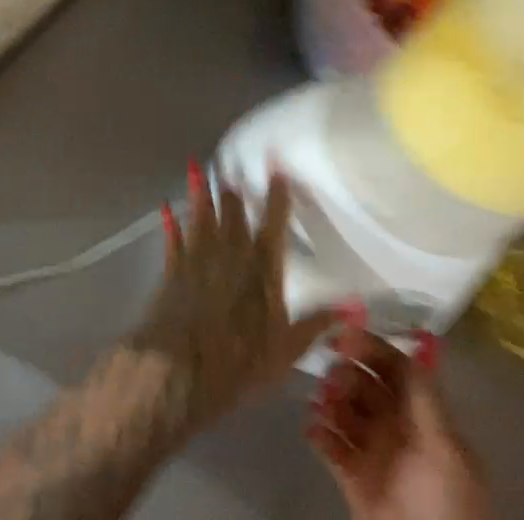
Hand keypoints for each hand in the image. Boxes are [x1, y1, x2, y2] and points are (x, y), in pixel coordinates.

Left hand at [128, 164, 333, 431]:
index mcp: (263, 268)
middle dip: (232, 185)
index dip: (275, 193)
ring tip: (195, 165)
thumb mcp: (289, 348)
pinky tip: (166, 206)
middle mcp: (230, 253)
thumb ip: (318, 322)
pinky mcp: (172, 269)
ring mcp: (197, 258)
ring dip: (199, 191)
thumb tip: (357, 304)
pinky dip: (170, 222)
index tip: (275, 164)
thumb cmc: (241, 361)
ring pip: (200, 216)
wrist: (180, 366)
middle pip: (232, 212)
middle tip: (229, 158)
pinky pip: (172, 238)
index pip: (273, 222)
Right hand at [309, 328, 489, 519]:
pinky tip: (313, 431)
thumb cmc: (441, 503)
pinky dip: (318, 434)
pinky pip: (328, 444)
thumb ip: (425, 399)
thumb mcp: (442, 449)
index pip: (399, 370)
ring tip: (321, 408)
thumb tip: (416, 343)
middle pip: (366, 386)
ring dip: (329, 402)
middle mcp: (398, 429)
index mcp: (425, 420)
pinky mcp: (350, 476)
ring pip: (343, 410)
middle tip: (330, 379)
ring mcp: (373, 453)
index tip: (343, 333)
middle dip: (346, 374)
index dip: (373, 349)